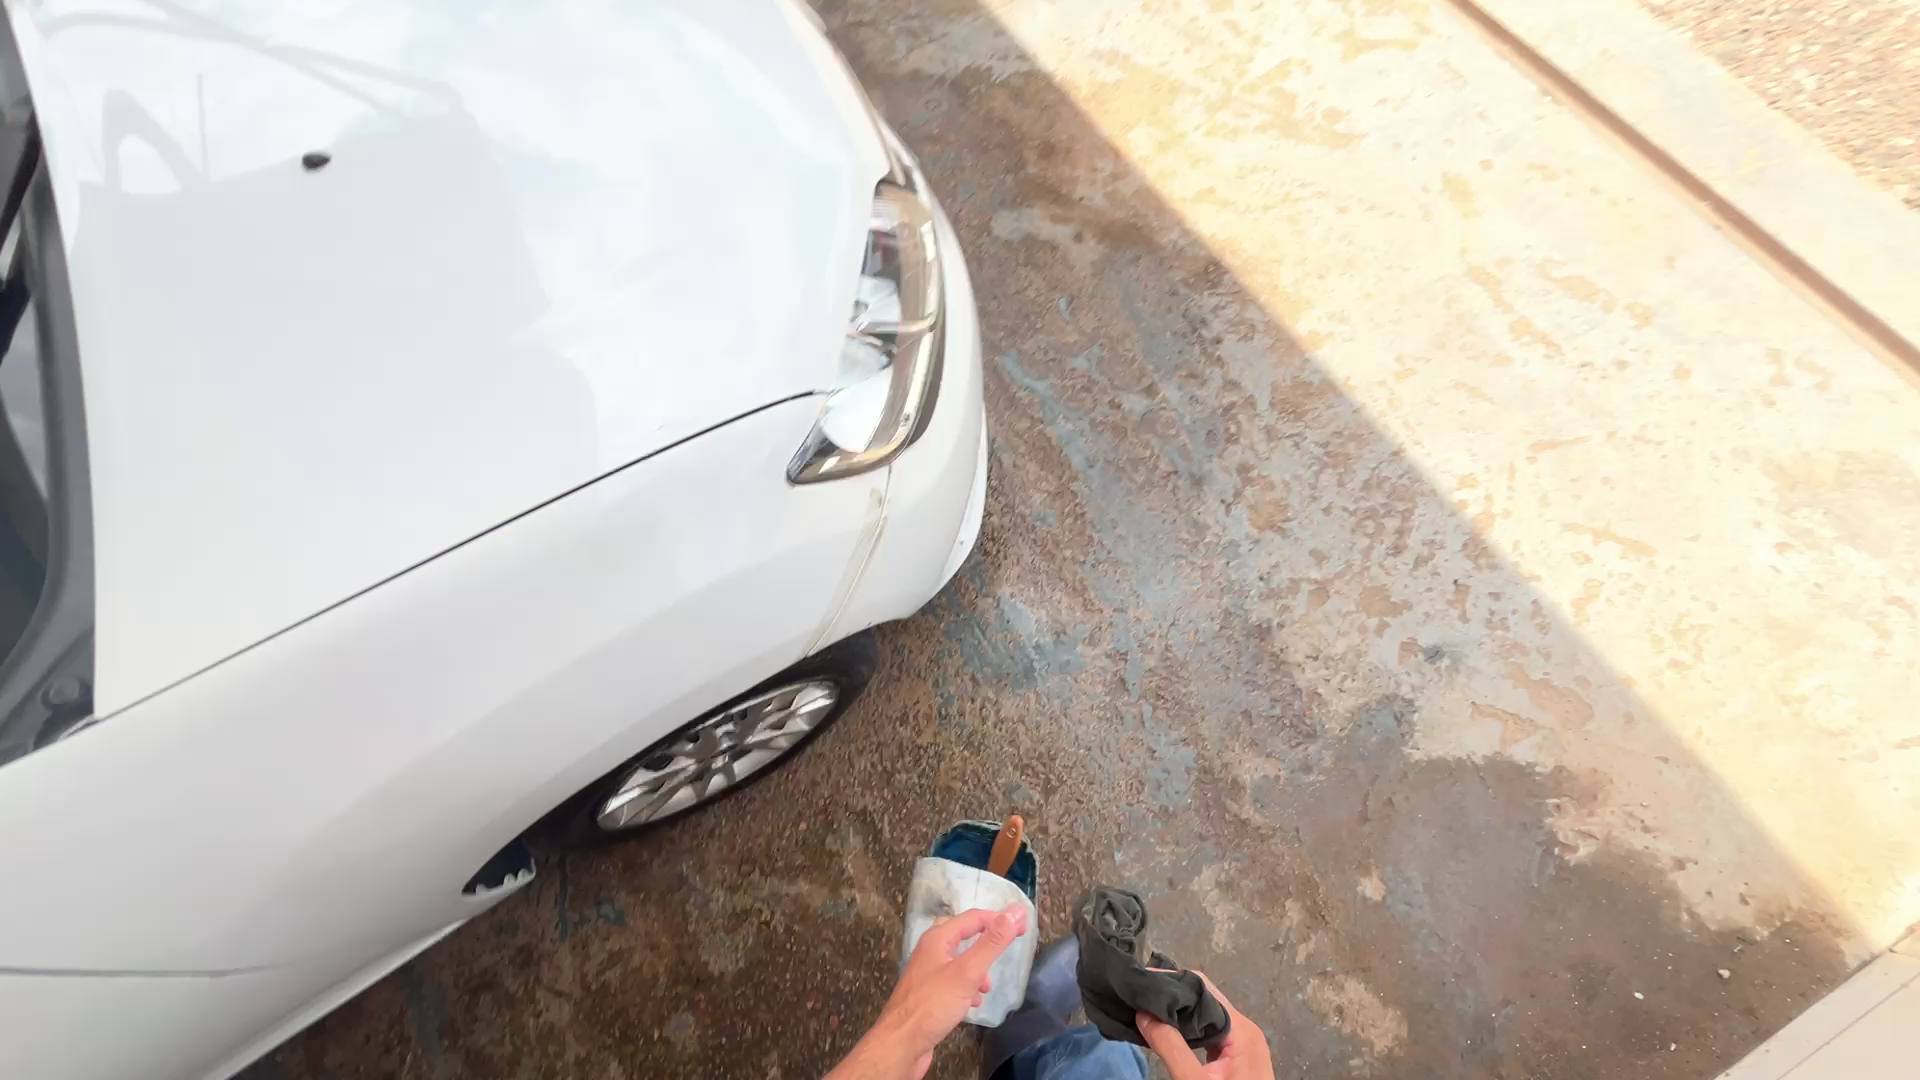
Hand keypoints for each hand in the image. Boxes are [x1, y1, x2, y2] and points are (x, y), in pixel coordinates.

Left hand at [827, 905, 1029, 1079]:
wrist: (900, 1044)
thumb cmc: (933, 1004)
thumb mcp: (968, 972)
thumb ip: (992, 943)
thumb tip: (1015, 913)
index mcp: (938, 938)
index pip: (973, 918)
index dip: (998, 920)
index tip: (1021, 927)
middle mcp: (930, 950)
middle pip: (963, 936)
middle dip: (985, 942)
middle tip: (1003, 951)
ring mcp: (926, 973)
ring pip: (957, 961)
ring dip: (977, 968)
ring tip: (987, 986)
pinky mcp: (926, 995)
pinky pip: (951, 981)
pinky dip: (966, 987)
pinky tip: (972, 1003)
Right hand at [1136, 972, 1273, 1079]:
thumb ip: (1170, 1047)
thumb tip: (1142, 1013)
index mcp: (1241, 1030)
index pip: (1202, 989)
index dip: (1170, 982)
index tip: (1140, 983)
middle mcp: (1244, 1030)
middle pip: (1203, 999)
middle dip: (1170, 996)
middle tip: (1137, 995)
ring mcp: (1242, 1045)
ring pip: (1203, 1016)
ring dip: (1176, 1014)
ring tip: (1145, 1010)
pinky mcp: (1235, 1059)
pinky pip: (1207, 1033)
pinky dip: (1186, 1030)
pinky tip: (1165, 1032)